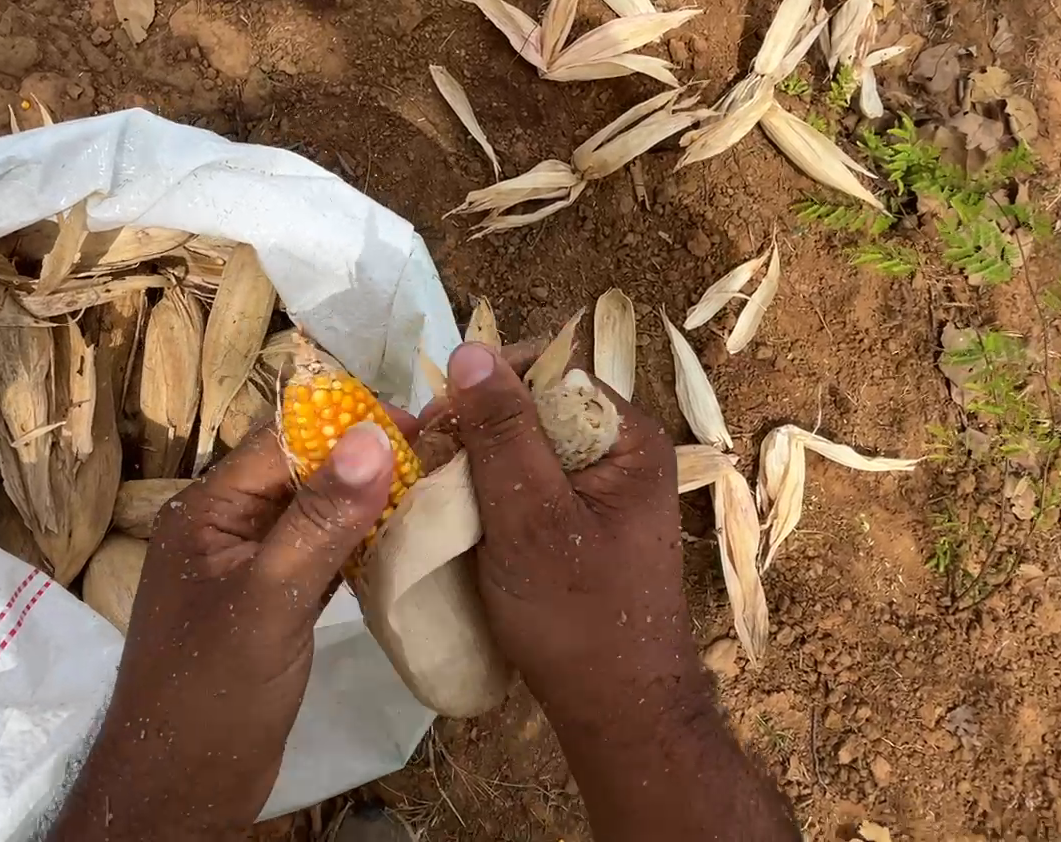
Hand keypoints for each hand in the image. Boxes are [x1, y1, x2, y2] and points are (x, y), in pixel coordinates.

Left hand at [58, 421, 402, 840]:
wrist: (182, 794)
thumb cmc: (214, 691)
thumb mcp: (270, 598)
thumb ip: (320, 518)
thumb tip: (373, 437)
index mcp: (207, 509)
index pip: (281, 443)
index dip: (344, 427)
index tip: (411, 420)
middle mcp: (226, 526)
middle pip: (300, 473)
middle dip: (360, 461)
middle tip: (429, 451)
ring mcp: (250, 564)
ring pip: (313, 513)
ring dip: (363, 501)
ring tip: (425, 485)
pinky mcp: (273, 599)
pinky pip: (319, 552)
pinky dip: (356, 542)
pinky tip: (399, 538)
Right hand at [444, 342, 797, 840]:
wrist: (618, 713)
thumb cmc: (577, 615)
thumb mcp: (530, 516)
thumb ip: (502, 431)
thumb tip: (471, 348)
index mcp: (628, 437)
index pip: (553, 371)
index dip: (492, 384)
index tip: (443, 418)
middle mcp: (621, 452)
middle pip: (538, 405)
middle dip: (479, 424)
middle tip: (432, 457)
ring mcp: (603, 487)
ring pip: (529, 443)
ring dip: (480, 457)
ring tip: (439, 487)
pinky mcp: (583, 517)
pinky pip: (531, 479)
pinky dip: (493, 487)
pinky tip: (463, 511)